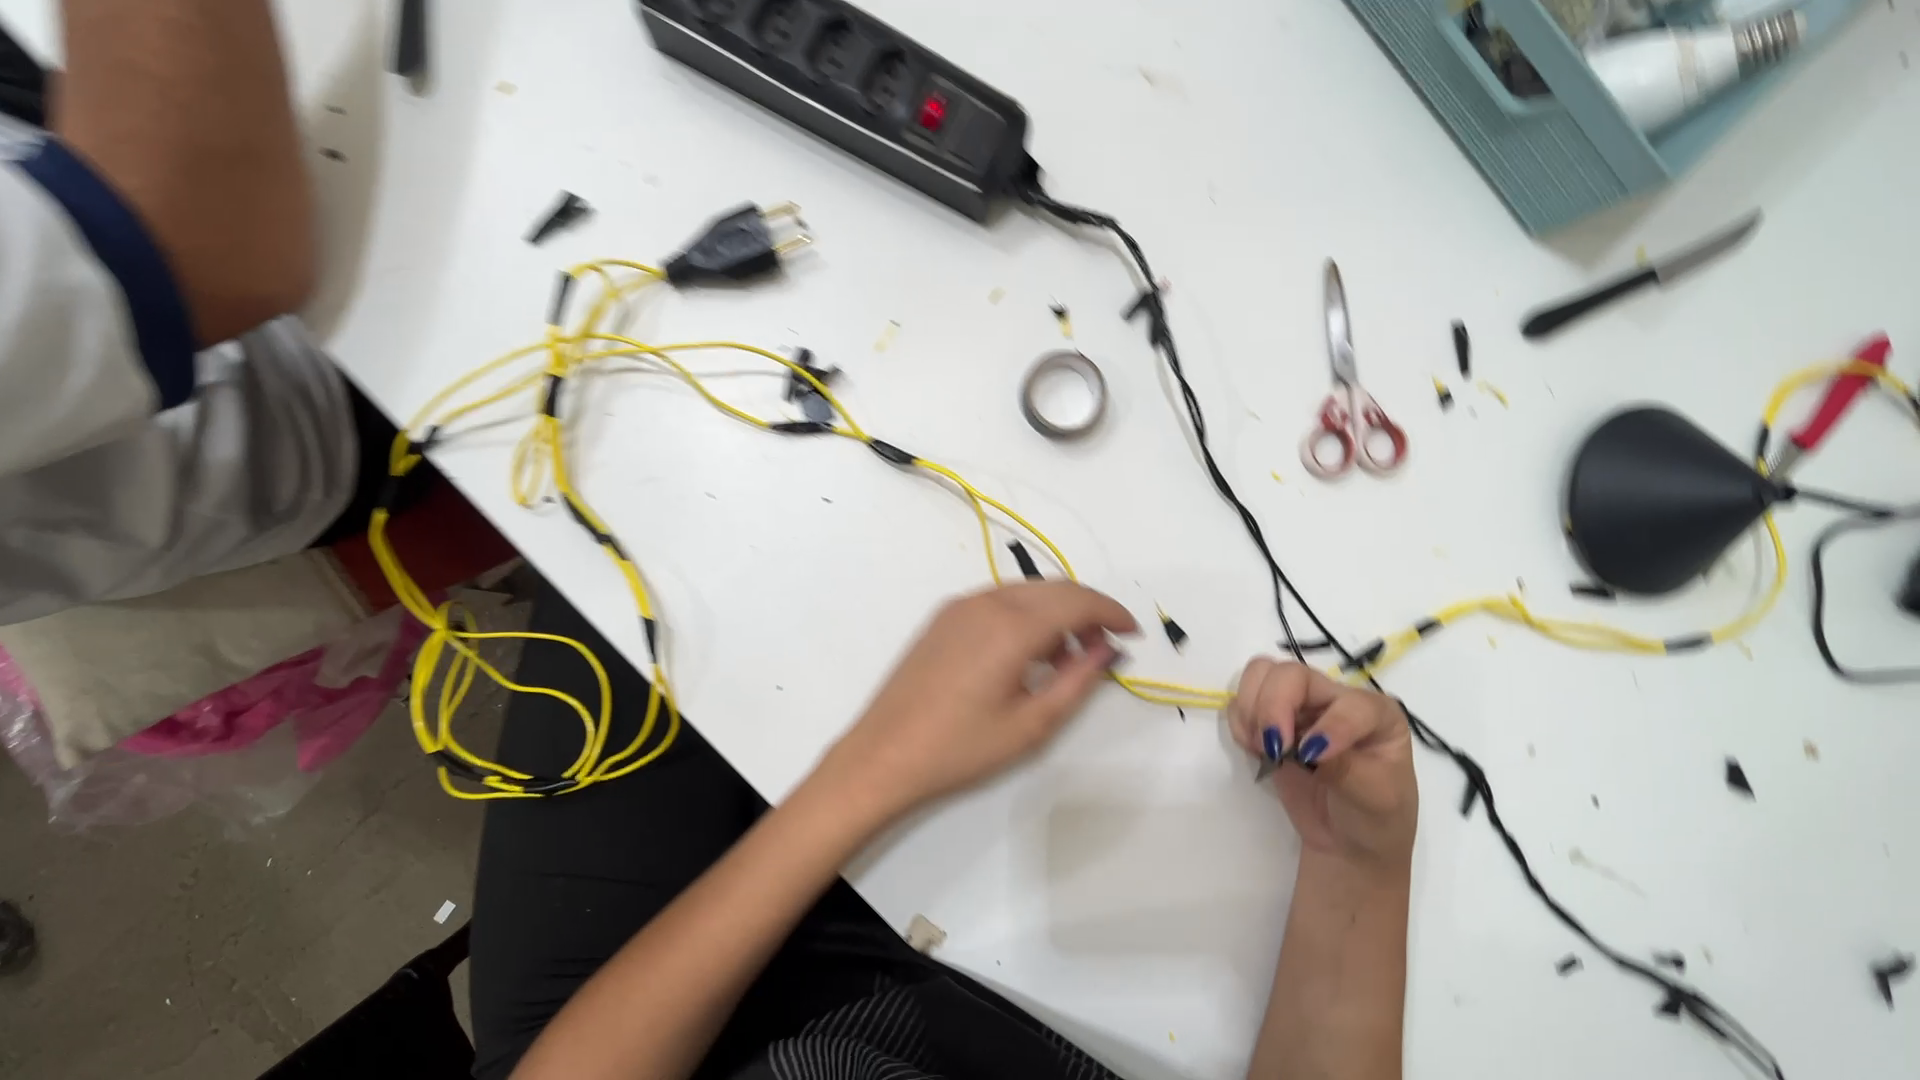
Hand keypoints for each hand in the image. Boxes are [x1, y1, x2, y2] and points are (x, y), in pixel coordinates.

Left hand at [817, 582, 1137, 821]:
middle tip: (1100, 651)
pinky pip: (998, 601)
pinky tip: (1026, 654)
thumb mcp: (1031, 725)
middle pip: (1053, 588)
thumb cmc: (960, 749)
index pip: (1077, 602)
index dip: (1111, 613)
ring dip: (1055, 612)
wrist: (883, 756)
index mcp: (1011, 627)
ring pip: (1025, 592)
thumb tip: (1108, 650)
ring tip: (1064, 659)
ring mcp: (958, 607)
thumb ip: (1078, 680)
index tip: (1132, 633)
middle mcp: (985, 603)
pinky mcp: (942, 618)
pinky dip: (1024, 615)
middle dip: (1086, 612)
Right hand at [1228, 660, 1416, 870]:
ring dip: (1252, 708)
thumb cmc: (1376, 819)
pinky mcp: (1272, 723)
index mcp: (1375, 713)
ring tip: (1263, 747)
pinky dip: (1241, 722)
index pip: (1349, 702)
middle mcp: (1335, 699)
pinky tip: (1256, 750)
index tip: (1313, 759)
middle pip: (1292, 674)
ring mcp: (1300, 708)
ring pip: (1261, 675)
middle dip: (1273, 706)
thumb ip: (1344, 767)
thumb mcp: (1376, 798)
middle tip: (1273, 748)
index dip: (1330, 726)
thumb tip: (1304, 745)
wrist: (1348, 844)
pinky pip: (1242, 702)